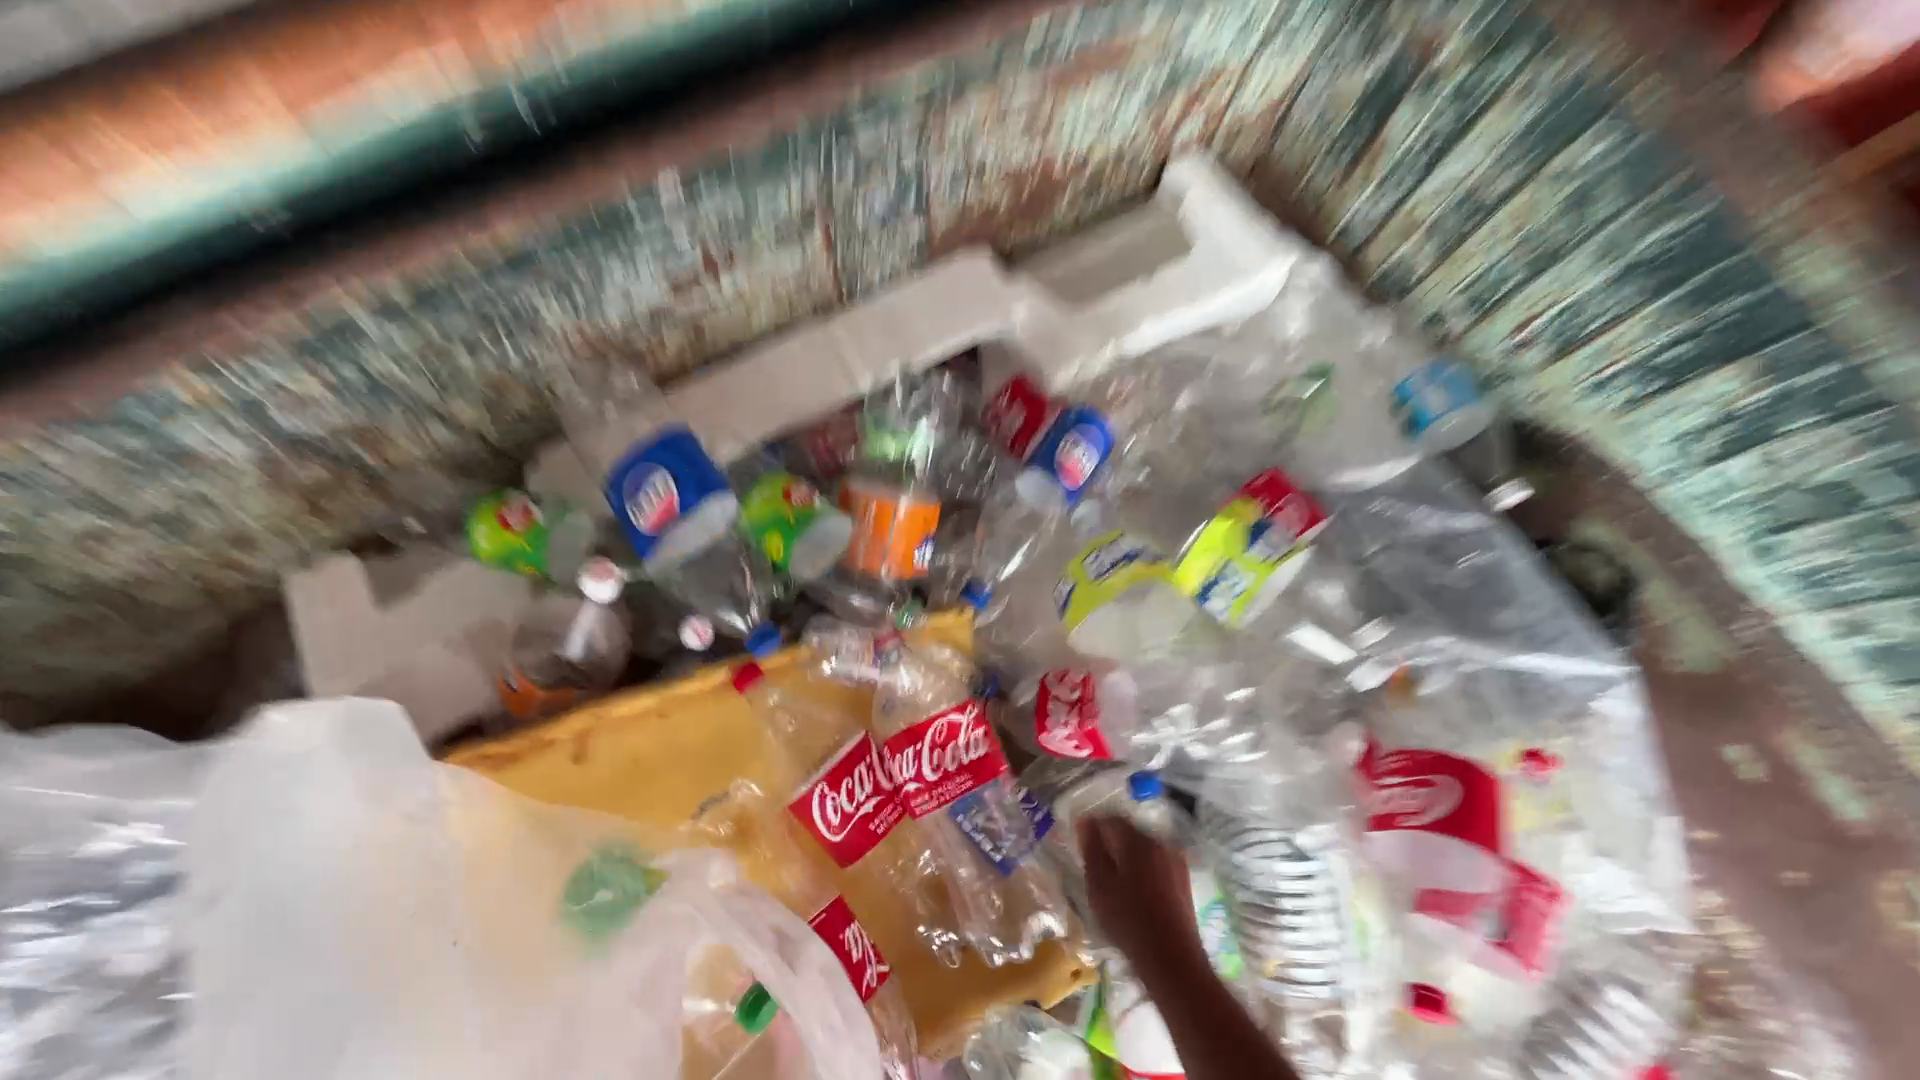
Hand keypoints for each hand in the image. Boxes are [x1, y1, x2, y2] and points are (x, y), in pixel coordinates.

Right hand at [1076, 815, 1206, 977]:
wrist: (1171, 957)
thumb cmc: (1128, 920)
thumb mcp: (1099, 886)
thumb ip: (1091, 850)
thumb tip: (1085, 822)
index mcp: (1136, 840)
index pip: (1109, 819)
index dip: (1092, 828)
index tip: (1081, 844)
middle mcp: (1159, 842)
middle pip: (1128, 831)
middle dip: (1111, 841)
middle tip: (1096, 865)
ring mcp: (1175, 859)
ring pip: (1144, 847)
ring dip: (1128, 855)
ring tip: (1116, 881)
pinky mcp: (1183, 877)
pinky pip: (1157, 861)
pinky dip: (1143, 868)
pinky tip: (1137, 891)